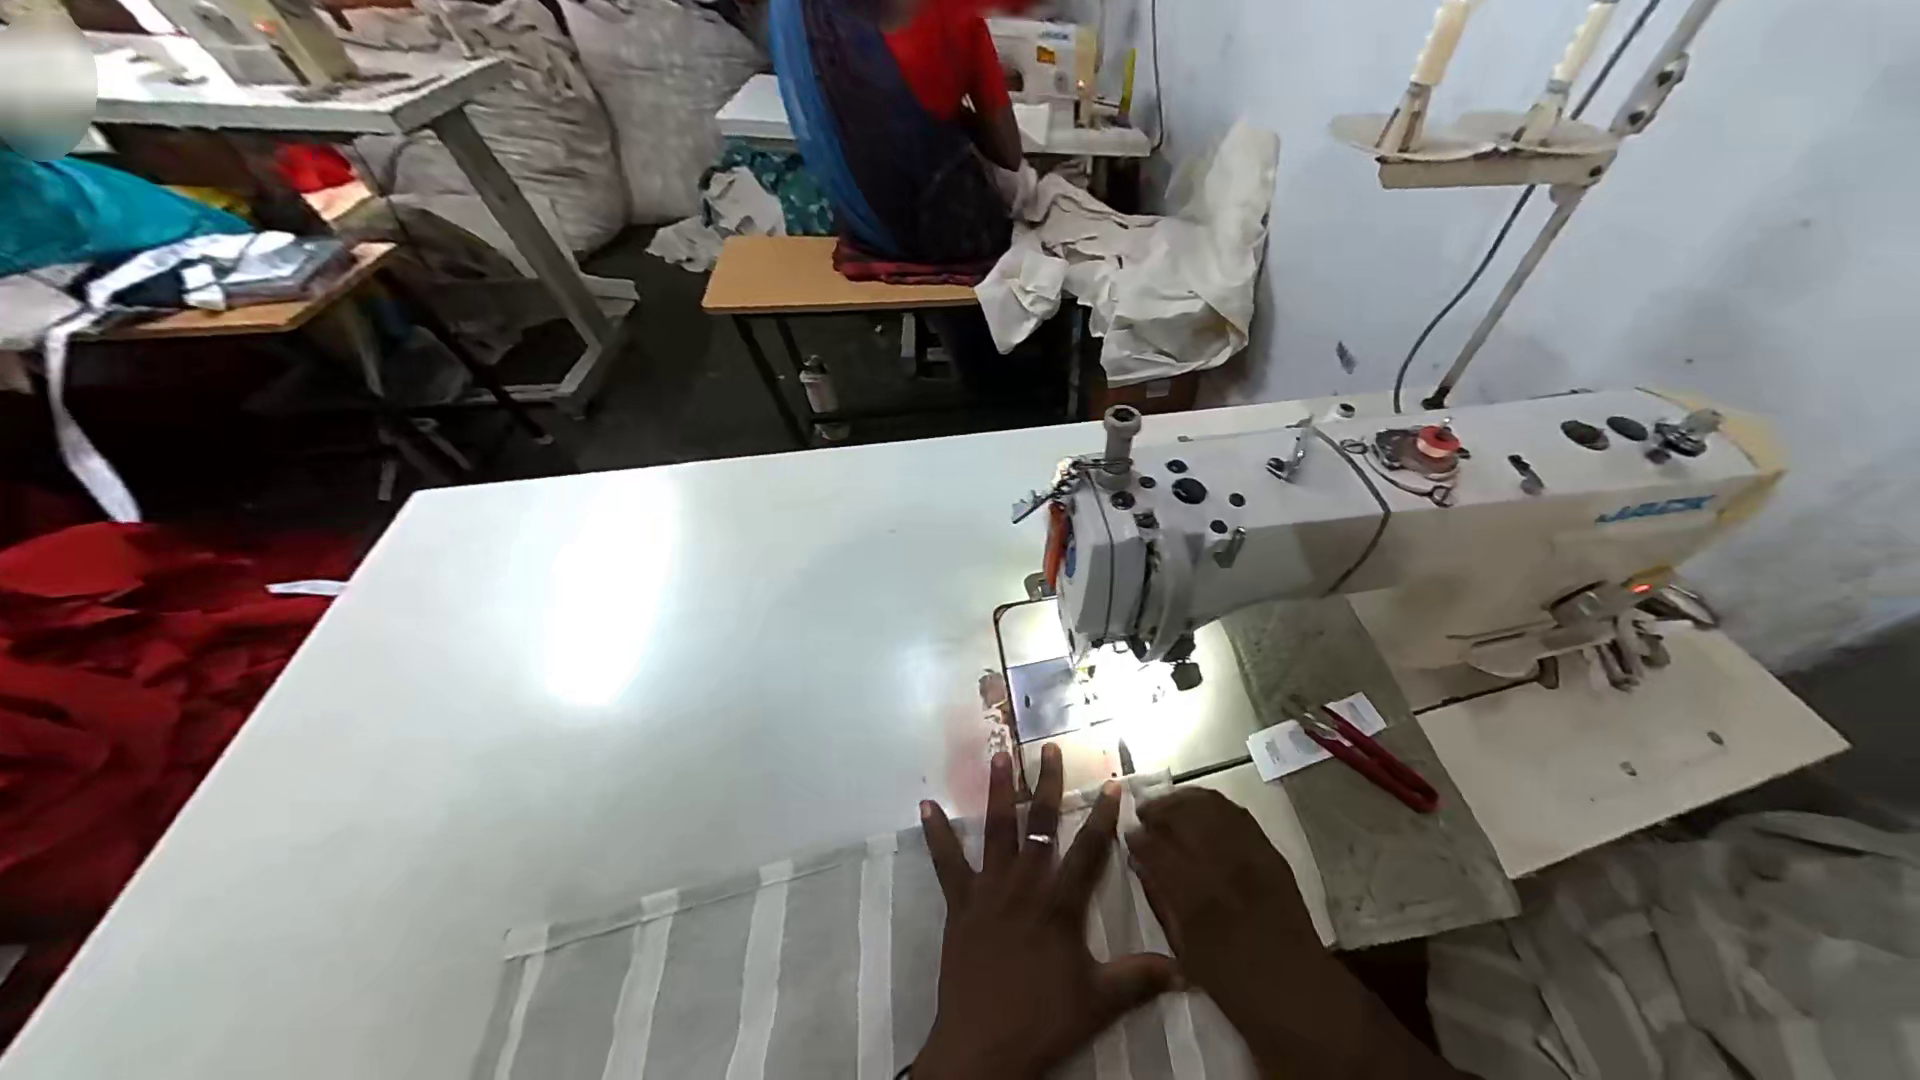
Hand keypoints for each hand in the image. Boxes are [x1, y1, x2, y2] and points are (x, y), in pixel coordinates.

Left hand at [913, 745, 1176, 1079]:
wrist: (982, 1046)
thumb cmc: (1042, 1020)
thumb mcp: (1098, 1001)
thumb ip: (1139, 978)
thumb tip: (1186, 969)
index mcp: (1059, 905)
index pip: (1088, 852)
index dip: (1103, 818)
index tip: (1113, 785)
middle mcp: (1024, 885)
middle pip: (1039, 825)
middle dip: (1046, 785)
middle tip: (1048, 749)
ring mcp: (988, 890)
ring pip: (996, 830)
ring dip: (999, 791)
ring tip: (999, 755)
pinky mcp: (960, 902)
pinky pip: (945, 862)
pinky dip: (936, 833)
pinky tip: (925, 805)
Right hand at [1129, 788, 1457, 1079]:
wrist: (1299, 993)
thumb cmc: (1233, 981)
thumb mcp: (1183, 947)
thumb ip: (1159, 897)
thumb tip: (1139, 861)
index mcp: (1198, 899)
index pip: (1156, 848)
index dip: (1137, 836)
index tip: (1127, 833)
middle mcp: (1226, 868)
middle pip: (1183, 815)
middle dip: (1158, 808)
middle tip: (1143, 813)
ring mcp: (1252, 856)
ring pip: (1211, 805)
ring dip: (1183, 800)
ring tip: (1167, 805)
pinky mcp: (1271, 852)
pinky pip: (1238, 813)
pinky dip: (1212, 804)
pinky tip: (1198, 809)